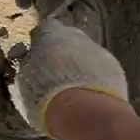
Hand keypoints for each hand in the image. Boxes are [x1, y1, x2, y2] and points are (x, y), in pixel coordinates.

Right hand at [8, 17, 128, 136]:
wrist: (83, 111)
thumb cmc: (45, 95)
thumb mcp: (24, 81)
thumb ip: (27, 65)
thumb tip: (28, 61)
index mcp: (50, 35)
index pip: (45, 27)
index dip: (42, 40)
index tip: (38, 54)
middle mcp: (76, 37)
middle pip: (69, 37)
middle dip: (63, 50)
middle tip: (57, 72)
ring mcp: (98, 51)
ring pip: (87, 52)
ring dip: (80, 64)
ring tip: (74, 86)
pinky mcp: (115, 67)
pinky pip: (101, 67)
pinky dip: (95, 76)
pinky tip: (89, 93)